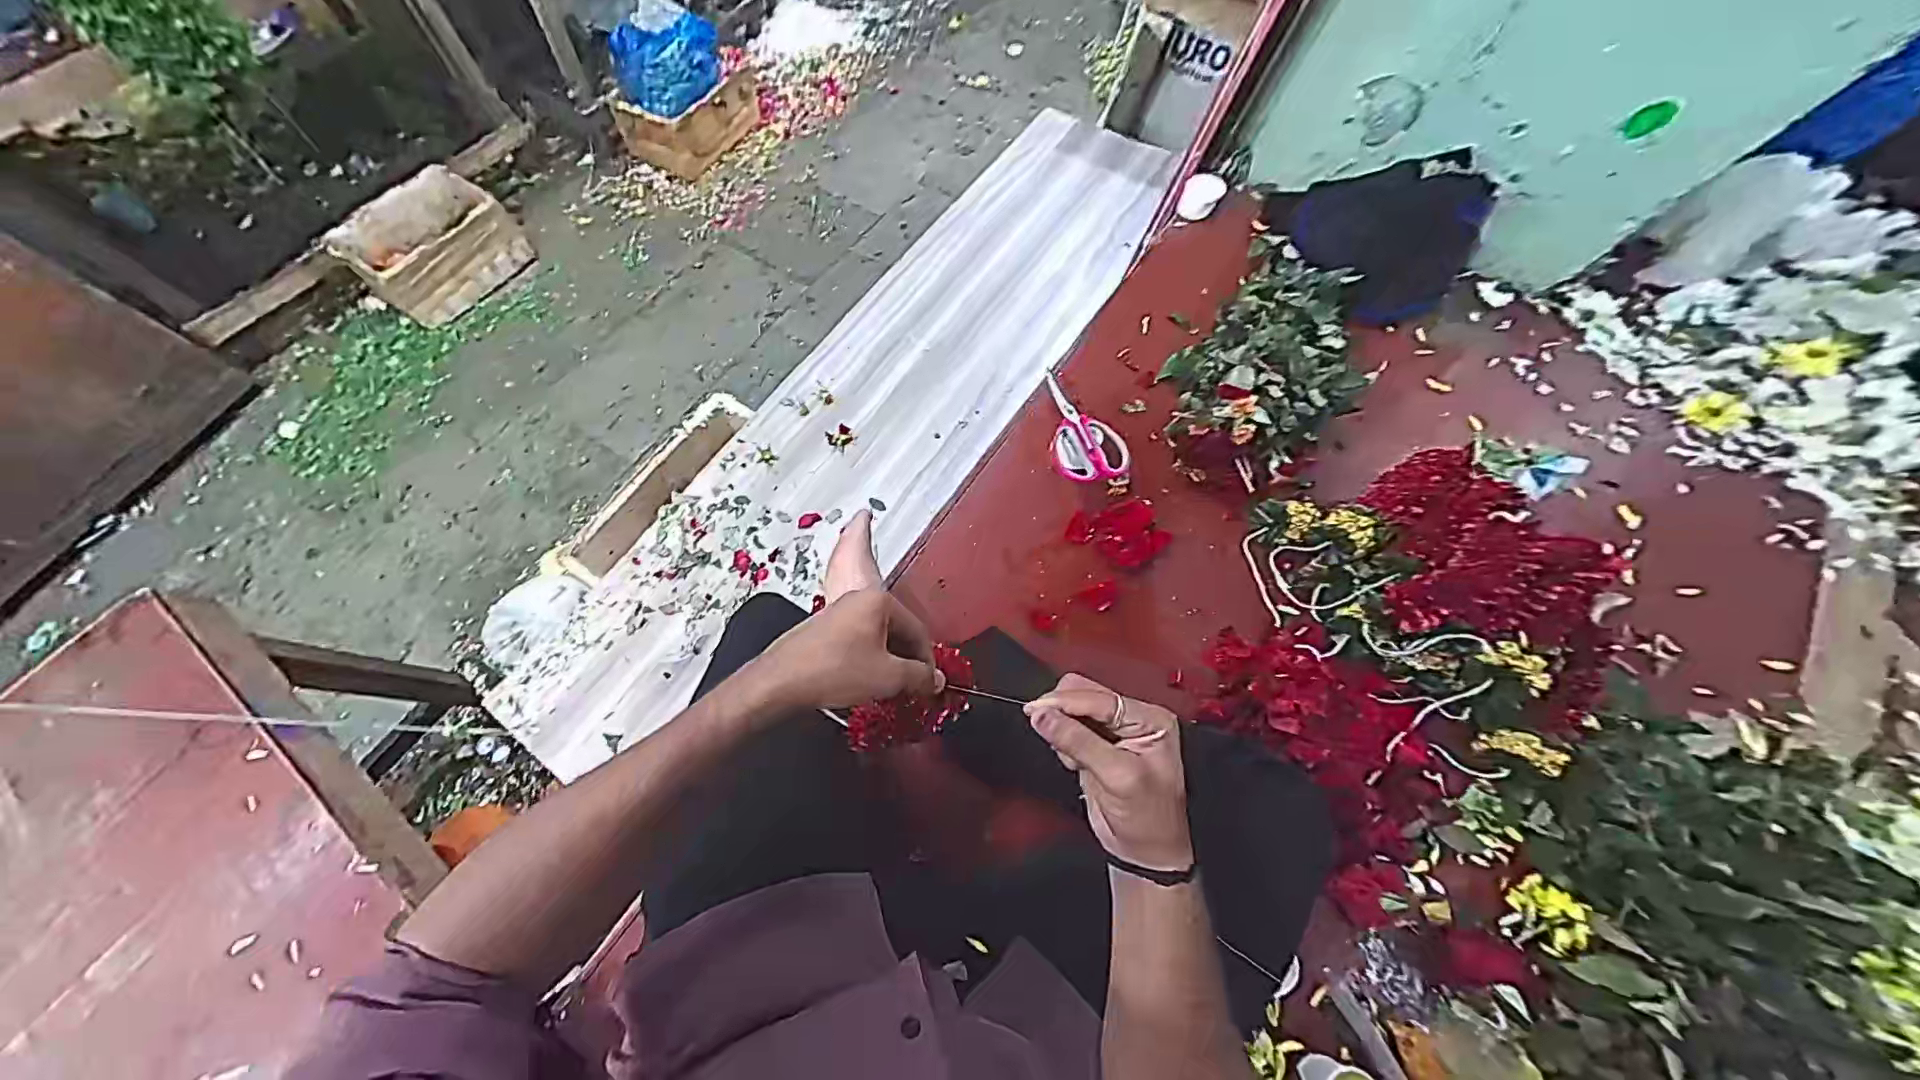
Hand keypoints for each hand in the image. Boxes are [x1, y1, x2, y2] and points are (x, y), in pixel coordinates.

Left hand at [745, 590, 944, 710]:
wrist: (779, 682)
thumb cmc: (834, 671)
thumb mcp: (889, 677)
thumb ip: (919, 676)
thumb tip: (935, 679)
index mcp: (879, 600)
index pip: (918, 630)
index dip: (928, 661)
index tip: (930, 684)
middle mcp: (858, 600)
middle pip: (898, 632)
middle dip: (908, 663)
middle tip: (912, 690)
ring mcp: (839, 613)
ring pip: (877, 639)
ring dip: (888, 665)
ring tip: (889, 691)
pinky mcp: (823, 630)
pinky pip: (857, 644)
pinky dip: (868, 663)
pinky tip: (864, 684)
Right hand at [1024, 674, 1191, 872]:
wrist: (1145, 852)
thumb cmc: (1149, 818)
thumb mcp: (1117, 778)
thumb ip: (1078, 742)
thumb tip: (1043, 715)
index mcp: (1149, 719)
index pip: (1100, 698)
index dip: (1065, 702)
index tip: (1036, 709)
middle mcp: (1133, 718)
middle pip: (1084, 694)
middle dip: (1062, 713)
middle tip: (1046, 729)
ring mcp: (1113, 730)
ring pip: (1071, 709)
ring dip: (1061, 728)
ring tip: (1073, 759)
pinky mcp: (1095, 743)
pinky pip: (1067, 727)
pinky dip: (1062, 740)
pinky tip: (1074, 762)